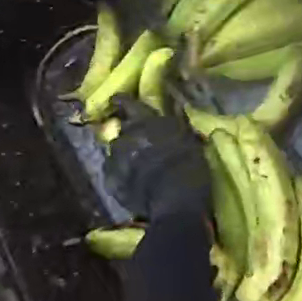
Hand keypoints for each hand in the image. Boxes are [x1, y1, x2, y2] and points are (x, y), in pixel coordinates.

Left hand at [104, 105, 209, 222]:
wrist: (177, 201)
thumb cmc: (190, 167)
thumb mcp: (189, 140)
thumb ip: (175, 128)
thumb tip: (174, 116)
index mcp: (147, 122)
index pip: (129, 105)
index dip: (123, 102)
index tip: (117, 100)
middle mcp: (127, 135)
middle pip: (123, 130)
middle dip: (129, 134)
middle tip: (139, 142)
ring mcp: (116, 158)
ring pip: (116, 152)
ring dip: (124, 155)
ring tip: (136, 166)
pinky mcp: (111, 180)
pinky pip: (112, 172)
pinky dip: (120, 174)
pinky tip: (131, 182)